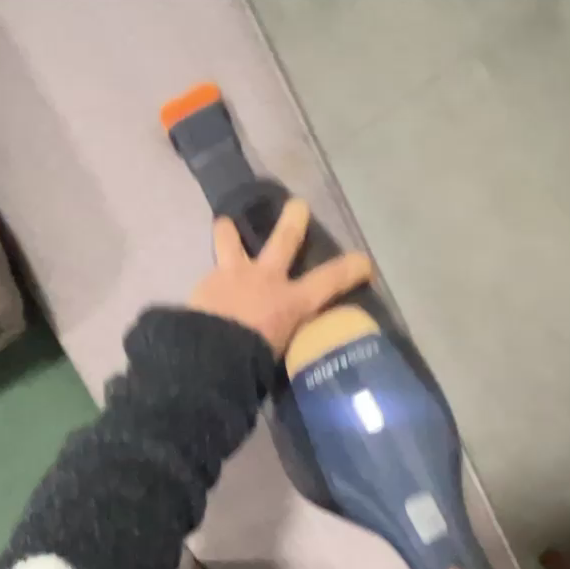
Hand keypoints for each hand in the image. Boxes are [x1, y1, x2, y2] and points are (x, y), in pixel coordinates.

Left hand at [186, 198, 373, 355]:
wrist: (209, 357)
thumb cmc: (252, 363)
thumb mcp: (282, 352)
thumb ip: (286, 336)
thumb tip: (285, 336)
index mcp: (292, 302)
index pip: (331, 280)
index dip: (351, 269)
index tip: (366, 263)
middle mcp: (266, 280)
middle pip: (284, 241)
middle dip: (293, 221)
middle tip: (297, 205)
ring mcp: (233, 277)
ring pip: (230, 244)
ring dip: (228, 233)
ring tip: (224, 224)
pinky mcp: (204, 285)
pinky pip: (207, 280)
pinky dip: (208, 284)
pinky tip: (203, 292)